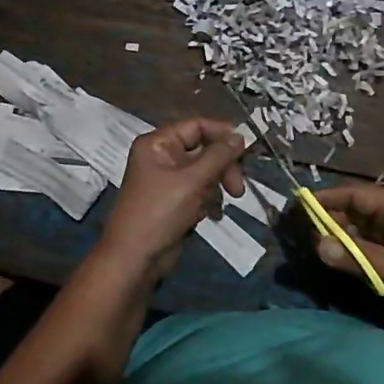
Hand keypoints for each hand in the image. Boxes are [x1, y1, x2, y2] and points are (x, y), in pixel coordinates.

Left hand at [98, 119, 246, 275]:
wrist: (136, 257)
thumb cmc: (160, 212)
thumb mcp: (192, 181)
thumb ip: (218, 156)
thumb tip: (240, 135)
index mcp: (157, 143)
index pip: (196, 126)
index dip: (222, 134)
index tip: (247, 149)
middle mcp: (161, 156)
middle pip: (203, 149)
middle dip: (223, 167)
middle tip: (237, 189)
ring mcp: (167, 179)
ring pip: (204, 172)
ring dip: (217, 186)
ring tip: (218, 206)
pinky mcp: (174, 200)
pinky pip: (199, 191)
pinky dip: (208, 200)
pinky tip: (210, 215)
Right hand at [313, 183, 383, 342]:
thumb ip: (359, 258)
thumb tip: (317, 245)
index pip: (359, 194)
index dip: (328, 199)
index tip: (299, 205)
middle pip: (362, 209)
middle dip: (333, 218)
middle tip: (304, 230)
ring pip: (367, 228)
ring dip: (344, 236)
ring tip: (318, 245)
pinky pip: (376, 245)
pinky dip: (358, 249)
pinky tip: (343, 259)